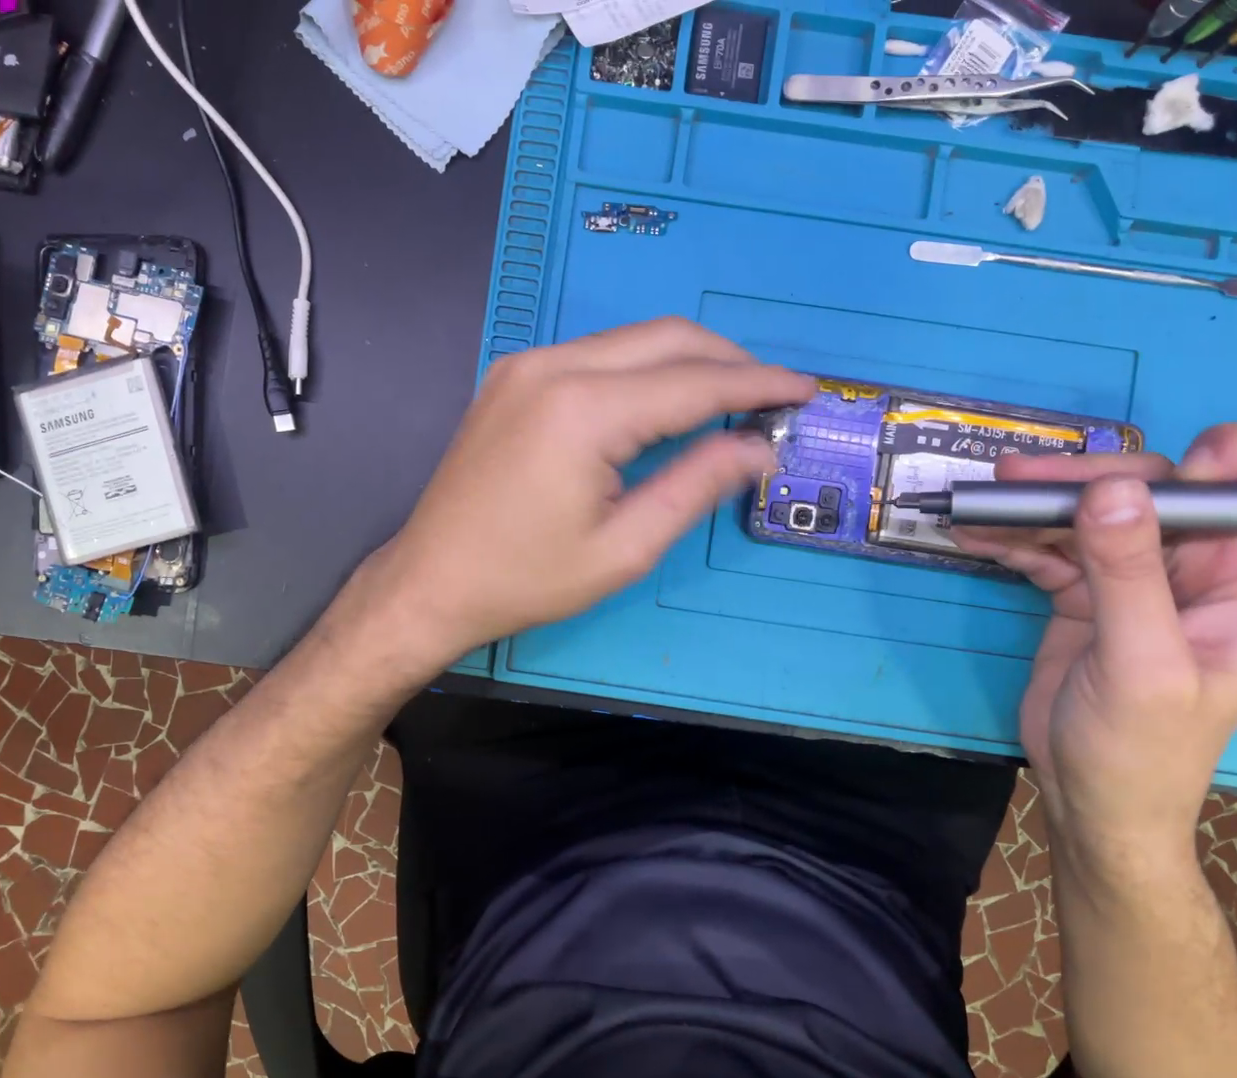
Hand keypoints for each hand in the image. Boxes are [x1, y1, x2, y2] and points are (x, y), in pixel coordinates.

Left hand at [339, 317, 814, 679]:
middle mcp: (554, 366)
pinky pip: (597, 354)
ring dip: (688, 360)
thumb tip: (757, 448)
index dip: (758, 383)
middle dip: (729, 359)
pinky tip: (665, 400)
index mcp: (584, 410)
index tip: (805, 388)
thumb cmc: (527, 578)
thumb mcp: (625, 548)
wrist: (431, 580)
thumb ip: (697, 486)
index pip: (694, 381)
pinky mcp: (513, 374)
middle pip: (666, 338)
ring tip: (730, 398)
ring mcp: (527, 364)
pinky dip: (644, 369)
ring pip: (632, 340)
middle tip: (772, 395)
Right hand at [952, 424, 1236, 870]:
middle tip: (1019, 481)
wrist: (1088, 803)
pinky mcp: (1084, 595)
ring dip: (1036, 503)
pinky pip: (1050, 548)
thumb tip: (1111, 488)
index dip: (1228, 462)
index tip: (1153, 470)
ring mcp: (1136, 580)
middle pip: (1156, 489)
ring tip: (980, 502)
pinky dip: (1012, 537)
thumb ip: (1129, 575)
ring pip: (1094, 512)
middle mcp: (1197, 571)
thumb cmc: (1141, 750)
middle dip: (1089, 478)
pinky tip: (973, 534)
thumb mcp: (1142, 665)